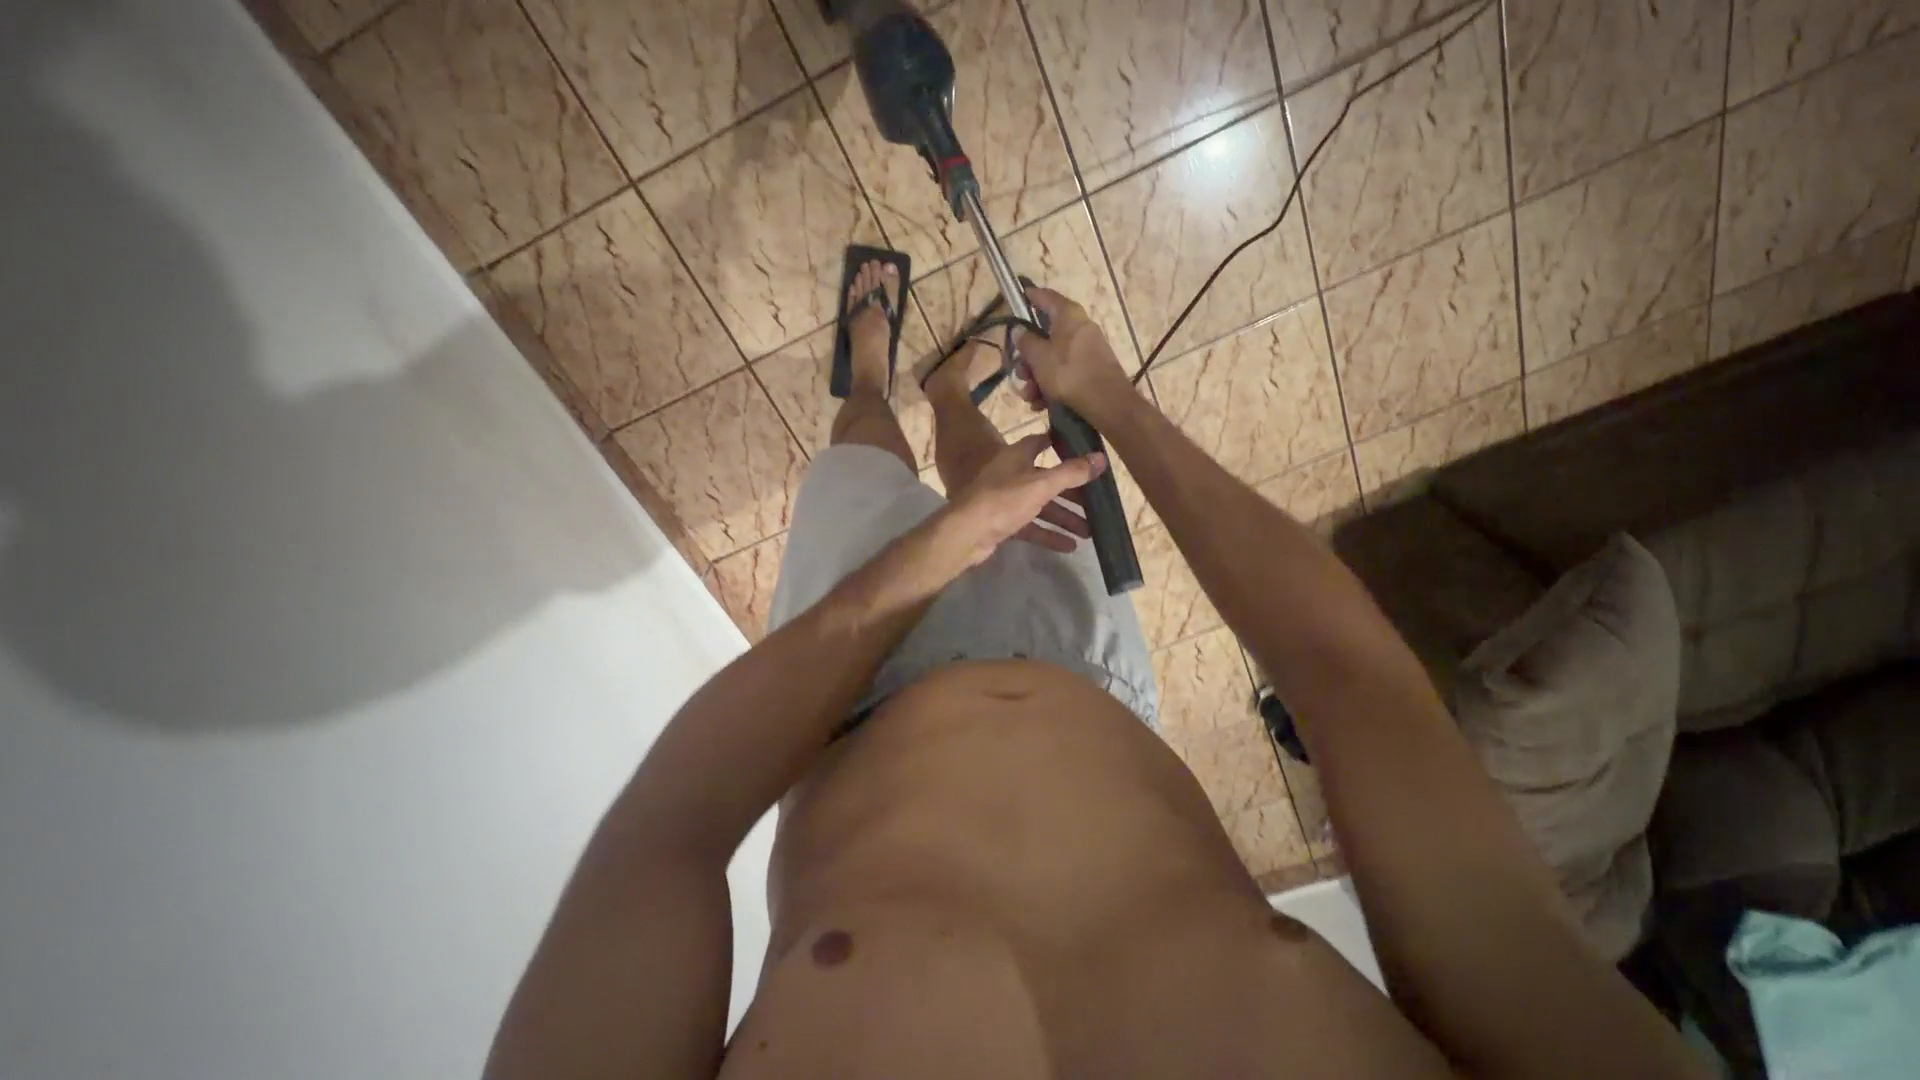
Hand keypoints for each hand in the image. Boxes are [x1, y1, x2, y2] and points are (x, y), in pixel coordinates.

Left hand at [942, 433, 1107, 564]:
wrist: (966, 533)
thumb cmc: (1004, 499)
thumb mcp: (1042, 484)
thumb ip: (1072, 472)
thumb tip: (1101, 458)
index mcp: (1018, 456)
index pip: (1042, 442)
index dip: (1063, 444)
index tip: (1086, 452)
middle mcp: (1012, 474)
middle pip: (1048, 480)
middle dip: (1072, 493)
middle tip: (1097, 504)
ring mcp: (1006, 500)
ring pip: (1041, 506)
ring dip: (1064, 518)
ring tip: (1090, 532)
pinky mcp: (1003, 522)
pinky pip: (1032, 526)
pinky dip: (1049, 534)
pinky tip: (1070, 546)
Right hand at [1010, 287, 1133, 420]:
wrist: (1107, 403)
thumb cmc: (1069, 373)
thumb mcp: (1039, 357)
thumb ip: (1025, 341)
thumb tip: (1019, 329)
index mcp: (1068, 315)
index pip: (1045, 296)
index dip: (1029, 297)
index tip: (1017, 298)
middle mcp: (1080, 327)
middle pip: (1045, 335)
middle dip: (1027, 358)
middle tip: (1019, 374)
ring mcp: (1087, 349)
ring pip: (1052, 358)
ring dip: (1036, 377)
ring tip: (1030, 397)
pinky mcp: (1091, 369)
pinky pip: (1064, 372)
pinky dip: (1051, 386)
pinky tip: (1041, 403)